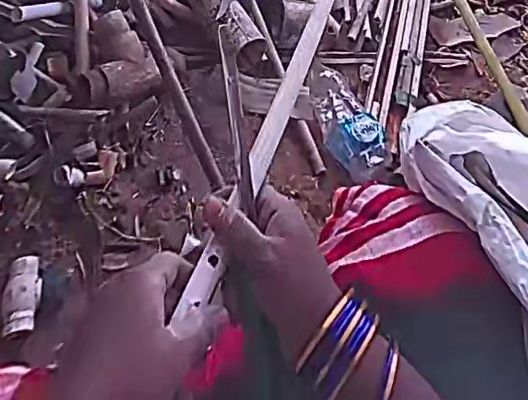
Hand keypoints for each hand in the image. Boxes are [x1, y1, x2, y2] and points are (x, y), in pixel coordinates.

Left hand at [50, 252, 218, 399]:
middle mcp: (116, 285)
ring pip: (141, 308)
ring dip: (159, 327)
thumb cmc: (127, 377)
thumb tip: (218, 313)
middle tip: (194, 336)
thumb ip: (202, 328)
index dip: (197, 276)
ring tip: (171, 359)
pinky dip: (137, 338)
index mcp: (139, 280)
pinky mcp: (86, 332)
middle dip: (179, 309)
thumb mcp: (177, 354)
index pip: (174, 260)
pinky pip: (121, 325)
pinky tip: (144, 367)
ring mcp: (98, 307)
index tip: (211, 298)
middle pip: (158, 285)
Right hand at [203, 189, 341, 352]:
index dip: (225, 203)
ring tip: (233, 286)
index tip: (208, 221)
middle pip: (235, 220)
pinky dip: (236, 282)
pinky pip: (241, 268)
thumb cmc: (297, 291)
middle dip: (224, 243)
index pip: (244, 190)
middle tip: (218, 260)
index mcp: (279, 210)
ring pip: (234, 247)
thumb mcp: (262, 256)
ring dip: (229, 267)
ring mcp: (270, 249)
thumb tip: (210, 202)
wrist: (319, 338)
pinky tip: (238, 298)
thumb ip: (234, 228)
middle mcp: (274, 225)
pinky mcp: (266, 272)